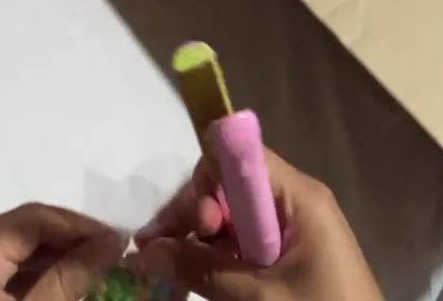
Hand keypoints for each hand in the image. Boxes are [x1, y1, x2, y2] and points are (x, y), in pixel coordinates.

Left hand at [0, 203, 128, 300]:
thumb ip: (71, 278)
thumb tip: (110, 242)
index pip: (31, 219)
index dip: (78, 225)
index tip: (120, 239)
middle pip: (23, 233)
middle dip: (70, 241)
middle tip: (113, 253)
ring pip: (16, 253)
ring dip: (57, 258)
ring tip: (99, 268)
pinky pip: (5, 275)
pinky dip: (38, 278)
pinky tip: (69, 286)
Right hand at [134, 149, 382, 300]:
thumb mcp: (260, 298)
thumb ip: (203, 270)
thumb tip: (145, 251)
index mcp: (297, 195)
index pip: (237, 157)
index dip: (207, 183)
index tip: (195, 226)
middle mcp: (295, 200)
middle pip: (229, 186)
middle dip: (195, 216)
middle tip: (164, 254)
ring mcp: (294, 228)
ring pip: (232, 217)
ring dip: (202, 240)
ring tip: (174, 270)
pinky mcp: (293, 255)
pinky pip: (246, 241)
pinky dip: (220, 257)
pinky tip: (200, 277)